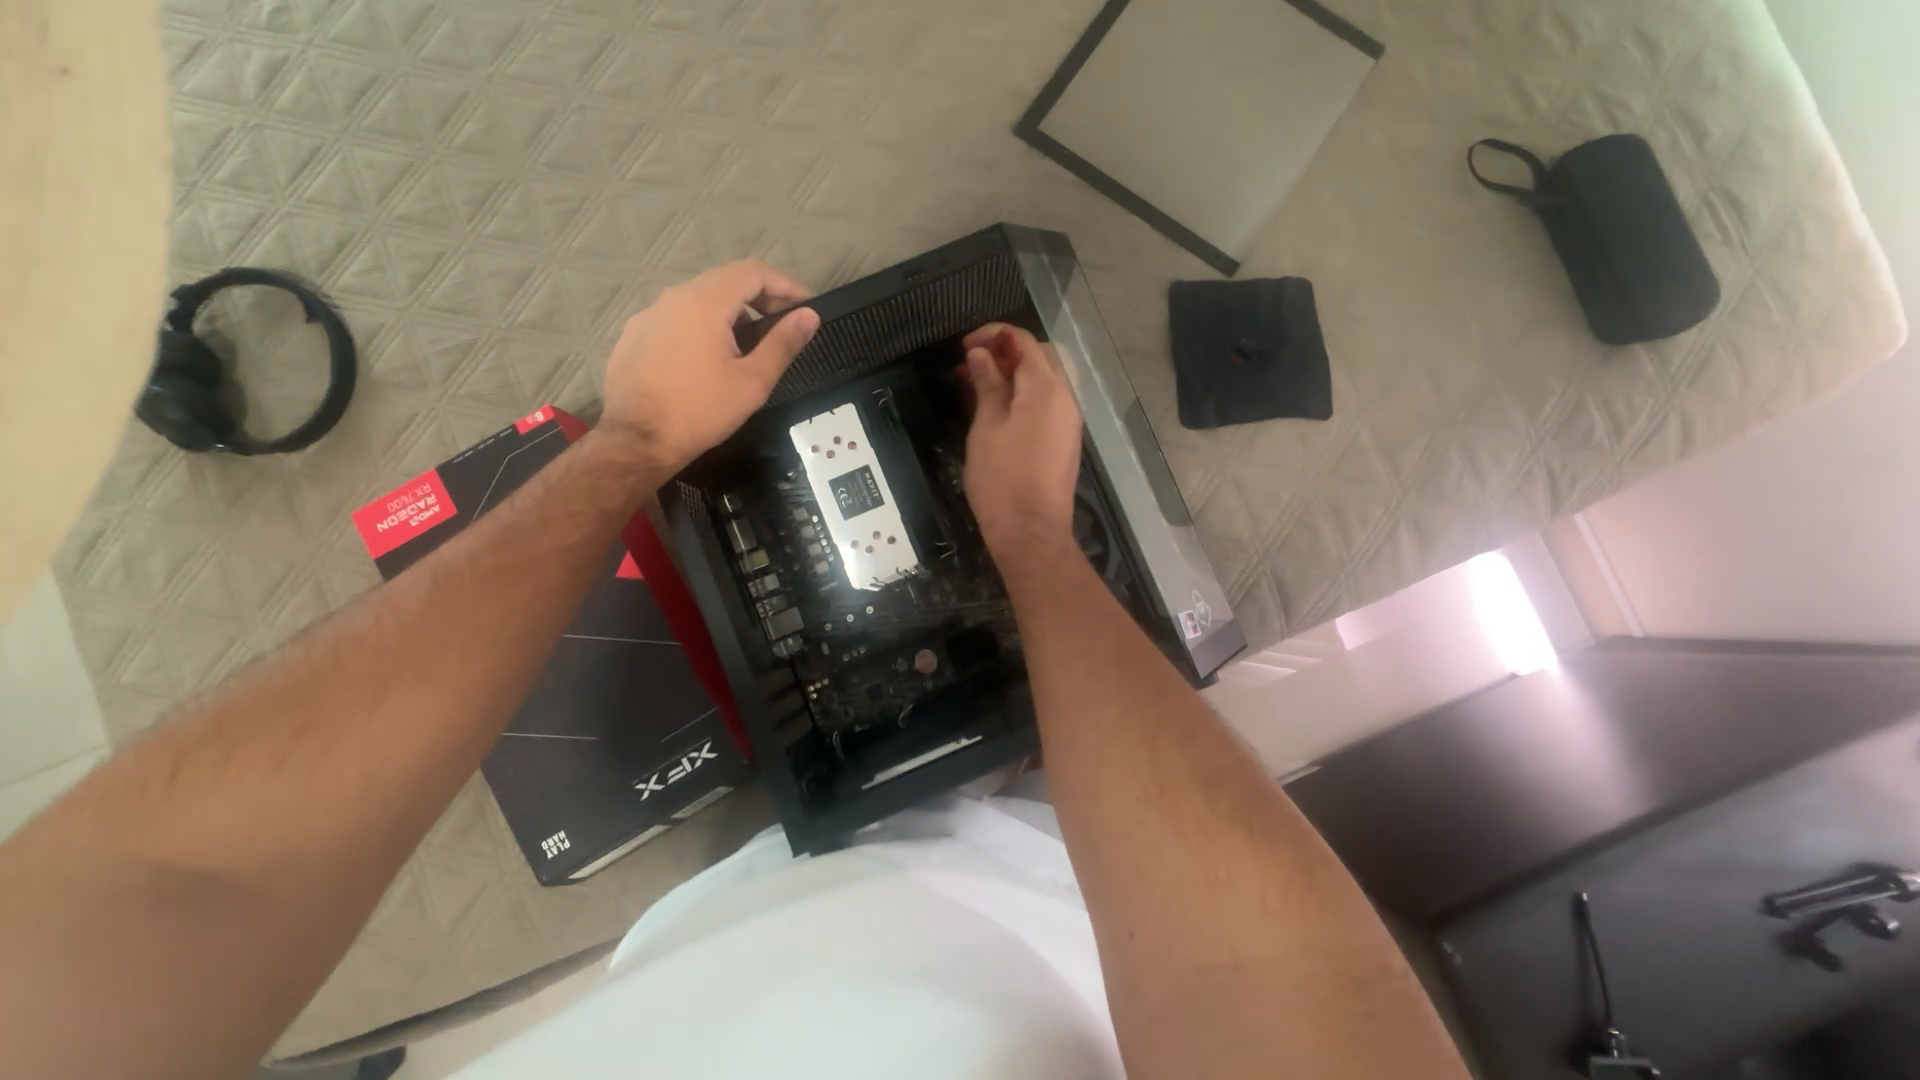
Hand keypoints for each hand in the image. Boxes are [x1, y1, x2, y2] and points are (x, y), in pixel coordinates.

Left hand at [600, 260, 819, 471]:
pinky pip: (677, 317)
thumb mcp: (752, 382)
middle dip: (760, 296)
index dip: (786, 284)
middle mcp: (673, 297)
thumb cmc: (700, 411)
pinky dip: (703, 325)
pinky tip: (708, 358)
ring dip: (731, 311)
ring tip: (750, 343)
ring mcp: (649, 314)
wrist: (636, 441)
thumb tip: (810, 316)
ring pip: (699, 298)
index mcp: (705, 303)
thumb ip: (783, 343)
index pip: (753, 271)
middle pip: (725, 280)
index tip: (806, 306)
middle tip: (784, 323)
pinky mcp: (635, 335)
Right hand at [960, 323, 1083, 570]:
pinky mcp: (1064, 439)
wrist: (1031, 532)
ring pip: (1044, 379)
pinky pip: (1046, 402)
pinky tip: (995, 405)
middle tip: (970, 362)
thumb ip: (987, 386)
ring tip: (976, 383)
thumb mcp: (986, 428)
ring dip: (1013, 373)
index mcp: (1047, 389)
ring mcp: (1069, 420)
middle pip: (1040, 356)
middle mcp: (1066, 398)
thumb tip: (981, 356)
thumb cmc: (1002, 480)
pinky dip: (1023, 394)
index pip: (1024, 341)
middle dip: (1005, 351)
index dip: (993, 335)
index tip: (963, 346)